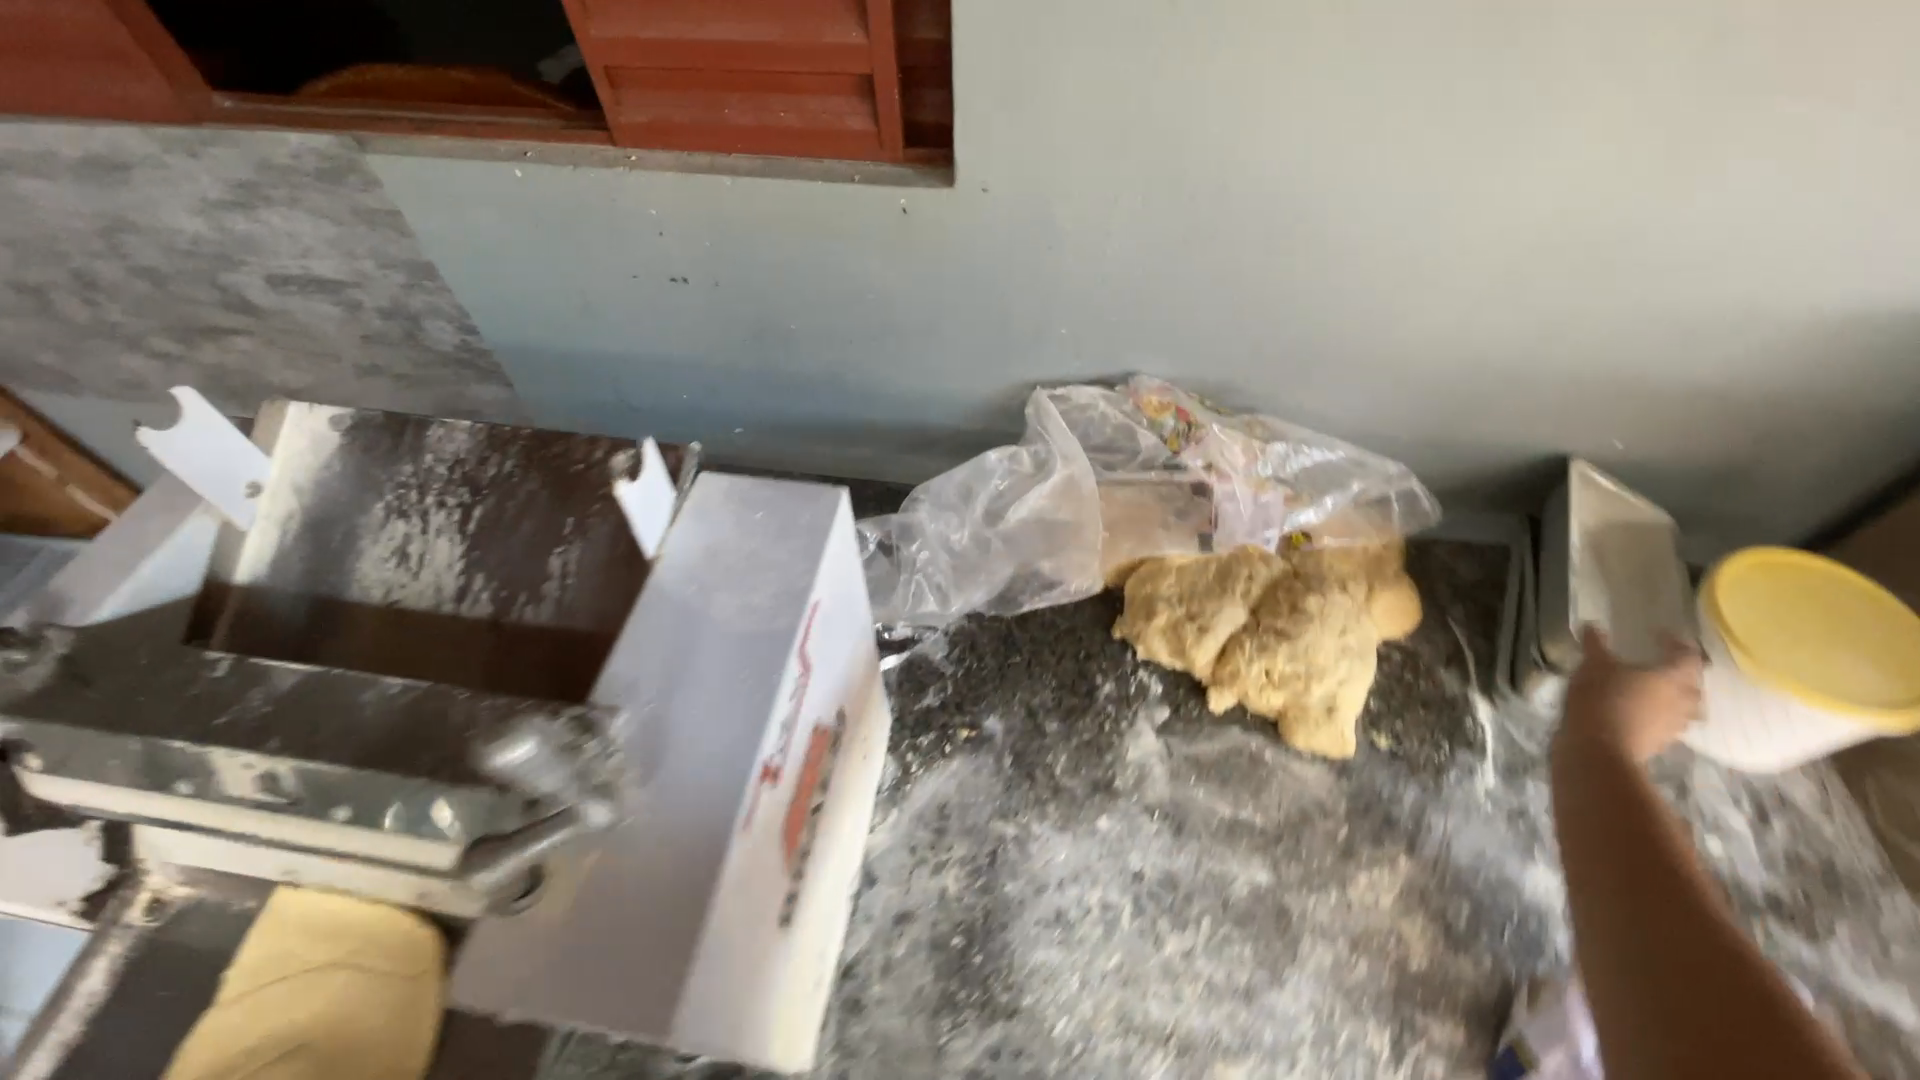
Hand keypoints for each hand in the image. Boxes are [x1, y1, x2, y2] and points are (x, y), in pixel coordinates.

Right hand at [1556, 626, 1702, 765]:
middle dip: (1681, 673)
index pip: (1687, 655)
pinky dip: (1661, 716)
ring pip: (1687, 707)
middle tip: (1661, 666)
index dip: (1677, 643)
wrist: (1598, 748)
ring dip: (1676, 698)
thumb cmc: (1600, 698)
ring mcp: (1676, 724)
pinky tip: (1642, 714)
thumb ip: (1595, 645)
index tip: (1659, 636)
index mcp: (1672, 676)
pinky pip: (1670, 724)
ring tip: (1656, 693)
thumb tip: (1592, 625)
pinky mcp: (1663, 742)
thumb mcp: (1592, 665)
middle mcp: (1683, 699)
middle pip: (1694, 683)